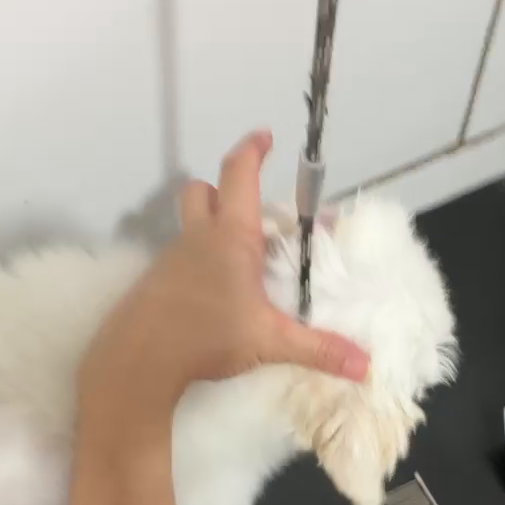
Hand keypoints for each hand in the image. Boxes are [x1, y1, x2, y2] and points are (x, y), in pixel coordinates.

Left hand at [78, 130, 369, 417]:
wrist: (139, 360)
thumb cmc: (207, 334)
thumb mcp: (271, 342)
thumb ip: (318, 350)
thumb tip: (365, 366)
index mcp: (231, 237)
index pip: (239, 175)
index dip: (253, 150)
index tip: (266, 137)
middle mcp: (198, 239)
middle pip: (203, 192)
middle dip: (224, 189)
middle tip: (251, 209)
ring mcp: (173, 261)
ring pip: (191, 227)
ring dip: (213, 230)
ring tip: (244, 264)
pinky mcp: (158, 285)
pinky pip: (182, 261)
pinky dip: (201, 265)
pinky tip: (217, 298)